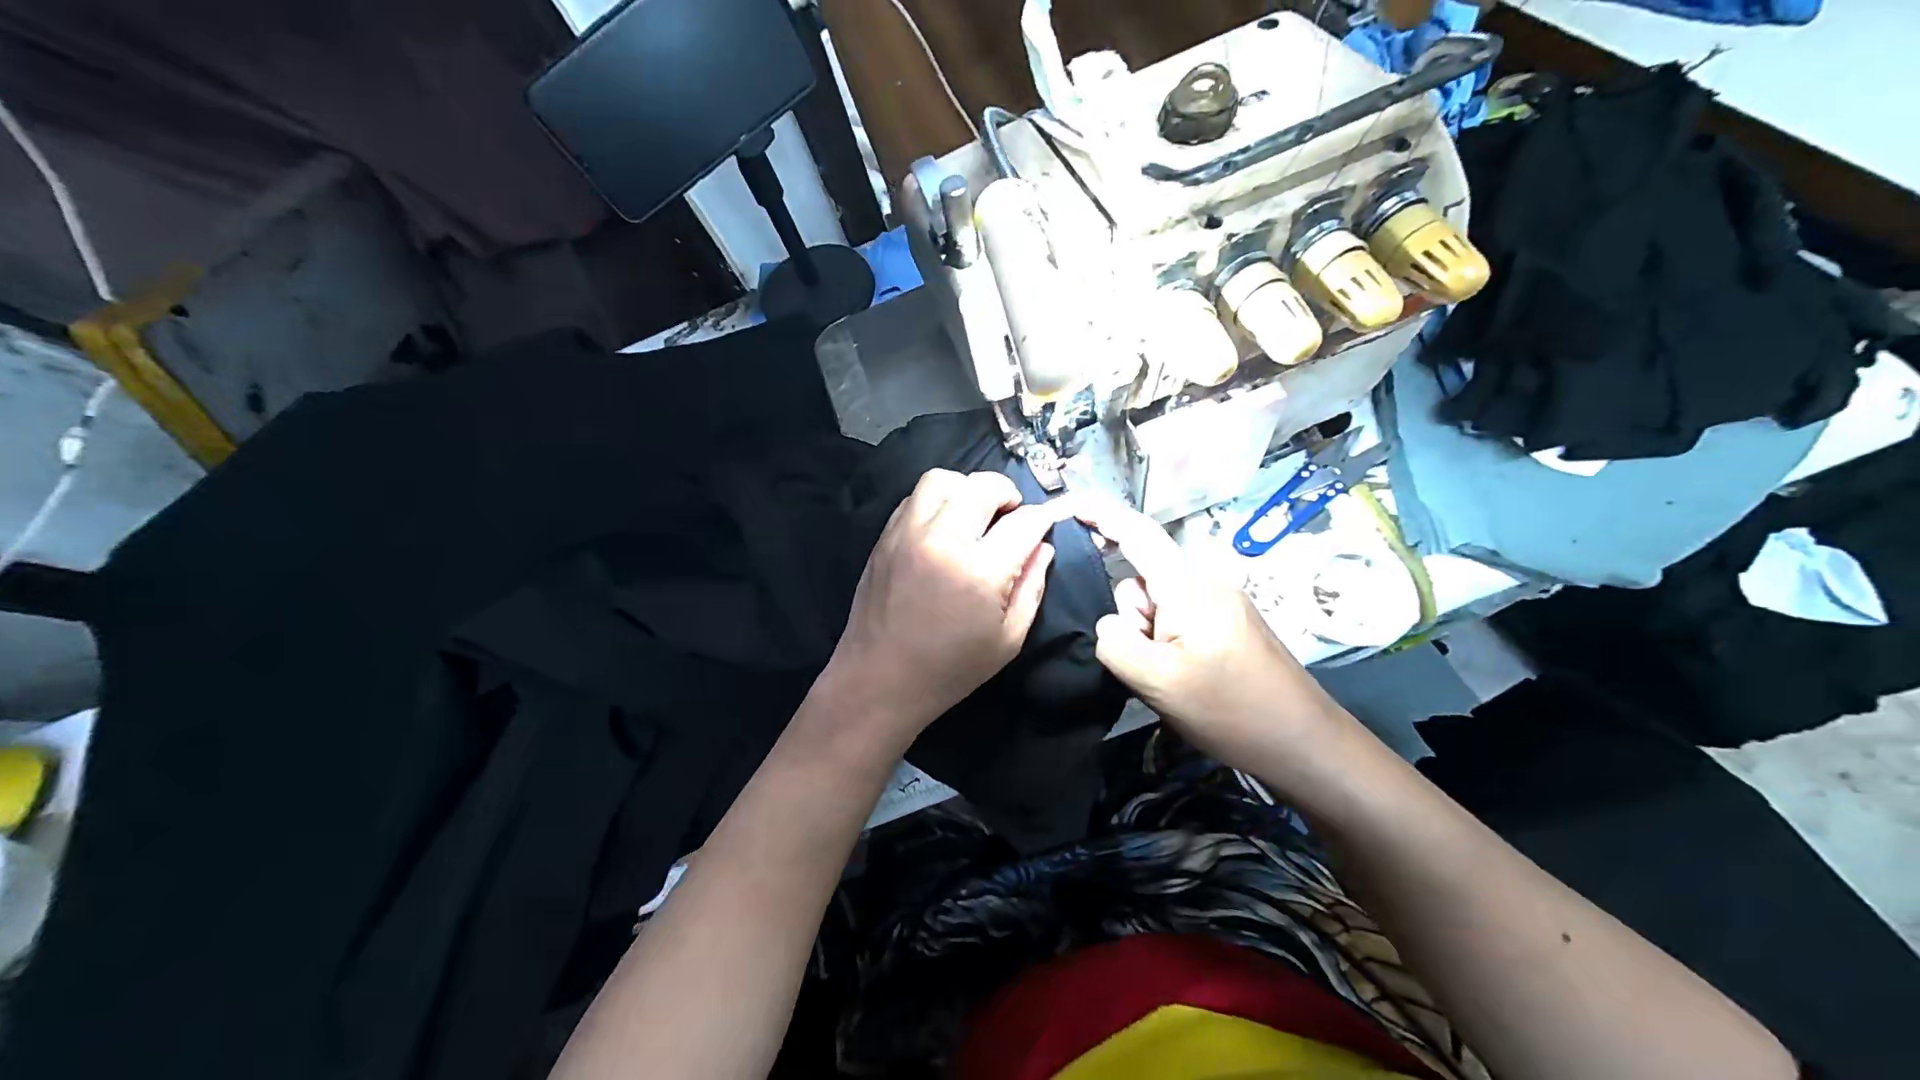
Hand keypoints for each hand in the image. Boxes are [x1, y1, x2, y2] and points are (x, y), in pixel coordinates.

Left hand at [825, 469, 1068, 751]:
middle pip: (983, 486)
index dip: (1041, 520)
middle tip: (1012, 516)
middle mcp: (942, 540)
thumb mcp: (1008, 640)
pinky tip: (944, 526)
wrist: (879, 679)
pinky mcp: (885, 537)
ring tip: (975, 515)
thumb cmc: (950, 669)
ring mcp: (907, 534)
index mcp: (978, 571)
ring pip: (942, 480)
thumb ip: (1031, 587)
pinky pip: (914, 497)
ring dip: (967, 489)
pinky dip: (937, 501)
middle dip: (1007, 494)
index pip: (1023, 523)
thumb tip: (1043, 547)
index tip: (1045, 524)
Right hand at [1073, 498, 1357, 775]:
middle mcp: (1207, 583)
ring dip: (1150, 636)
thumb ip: (1116, 643)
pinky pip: (1179, 619)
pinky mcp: (1230, 624)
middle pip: (1141, 580)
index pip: (1136, 534)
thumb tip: (1110, 625)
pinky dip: (1168, 642)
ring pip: (1158, 604)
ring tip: (1174, 678)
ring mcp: (1221, 603)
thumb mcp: (1157, 682)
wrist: (1304, 743)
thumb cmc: (1231, 710)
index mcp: (1189, 586)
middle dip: (1131, 617)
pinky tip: (1188, 677)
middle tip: (1152, 665)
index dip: (1099, 513)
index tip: (1067, 505)